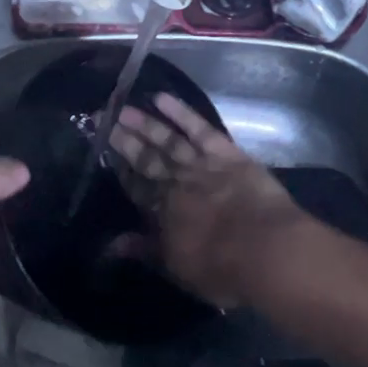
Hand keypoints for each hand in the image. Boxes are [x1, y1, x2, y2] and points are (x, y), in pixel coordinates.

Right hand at [111, 93, 302, 306]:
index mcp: (162, 212)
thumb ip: (144, 250)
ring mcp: (200, 165)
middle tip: (103, 120)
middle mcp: (175, 183)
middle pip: (146, 159)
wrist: (265, 251)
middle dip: (125, 141)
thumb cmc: (221, 268)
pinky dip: (180, 113)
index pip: (136, 187)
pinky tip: (161, 98)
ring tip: (123, 109)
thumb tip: (111, 245)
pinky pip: (199, 129)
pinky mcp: (226, 154)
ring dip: (144, 124)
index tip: (105, 152)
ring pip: (167, 141)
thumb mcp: (176, 268)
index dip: (121, 170)